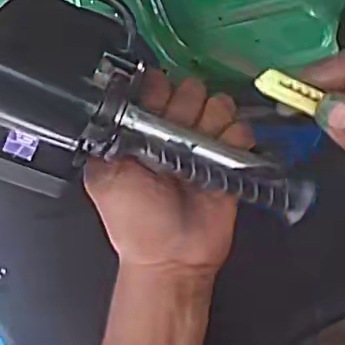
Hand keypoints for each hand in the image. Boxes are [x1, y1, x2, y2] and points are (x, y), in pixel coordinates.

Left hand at [84, 73, 254, 282]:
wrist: (169, 258)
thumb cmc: (134, 222)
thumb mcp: (103, 178)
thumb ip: (105, 139)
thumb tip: (109, 109)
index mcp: (144, 129)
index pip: (157, 86)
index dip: (158, 90)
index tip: (154, 107)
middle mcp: (176, 130)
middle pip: (192, 90)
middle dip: (185, 105)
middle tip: (174, 134)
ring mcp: (205, 143)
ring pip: (219, 104)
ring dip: (211, 120)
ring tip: (197, 148)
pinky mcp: (231, 160)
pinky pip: (241, 132)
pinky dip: (234, 138)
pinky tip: (218, 156)